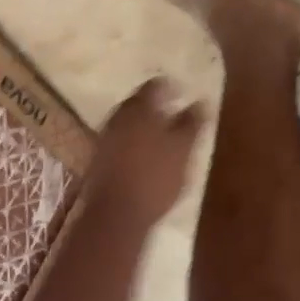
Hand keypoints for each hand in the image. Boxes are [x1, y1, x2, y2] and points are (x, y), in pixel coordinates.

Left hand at [82, 77, 206, 228]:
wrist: (116, 215)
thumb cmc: (155, 177)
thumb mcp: (183, 149)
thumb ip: (192, 123)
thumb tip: (201, 101)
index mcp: (140, 107)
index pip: (156, 85)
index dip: (172, 87)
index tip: (185, 94)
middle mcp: (118, 115)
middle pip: (139, 101)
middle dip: (157, 105)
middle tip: (175, 114)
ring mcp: (105, 137)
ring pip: (128, 121)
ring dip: (145, 125)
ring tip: (163, 137)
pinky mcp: (98, 158)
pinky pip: (120, 140)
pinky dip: (134, 141)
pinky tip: (146, 156)